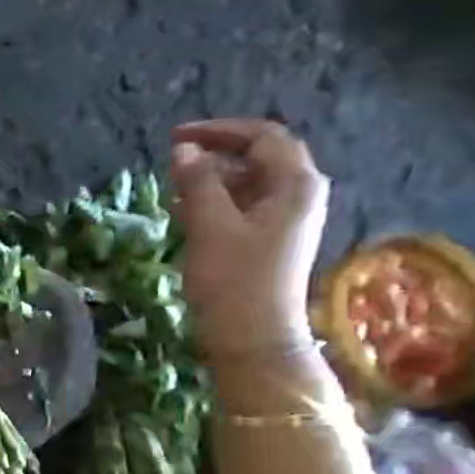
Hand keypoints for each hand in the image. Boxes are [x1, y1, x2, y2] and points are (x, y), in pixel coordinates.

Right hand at [170, 119, 330, 359]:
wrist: (252, 342)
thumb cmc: (233, 281)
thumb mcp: (211, 226)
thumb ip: (198, 182)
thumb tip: (183, 150)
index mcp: (296, 184)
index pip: (262, 137)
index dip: (218, 132)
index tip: (176, 138)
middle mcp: (300, 197)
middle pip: (259, 159)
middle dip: (216, 156)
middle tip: (174, 164)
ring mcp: (288, 223)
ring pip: (250, 186)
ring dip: (213, 182)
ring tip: (175, 191)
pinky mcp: (271, 246)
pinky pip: (245, 210)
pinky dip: (218, 205)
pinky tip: (188, 216)